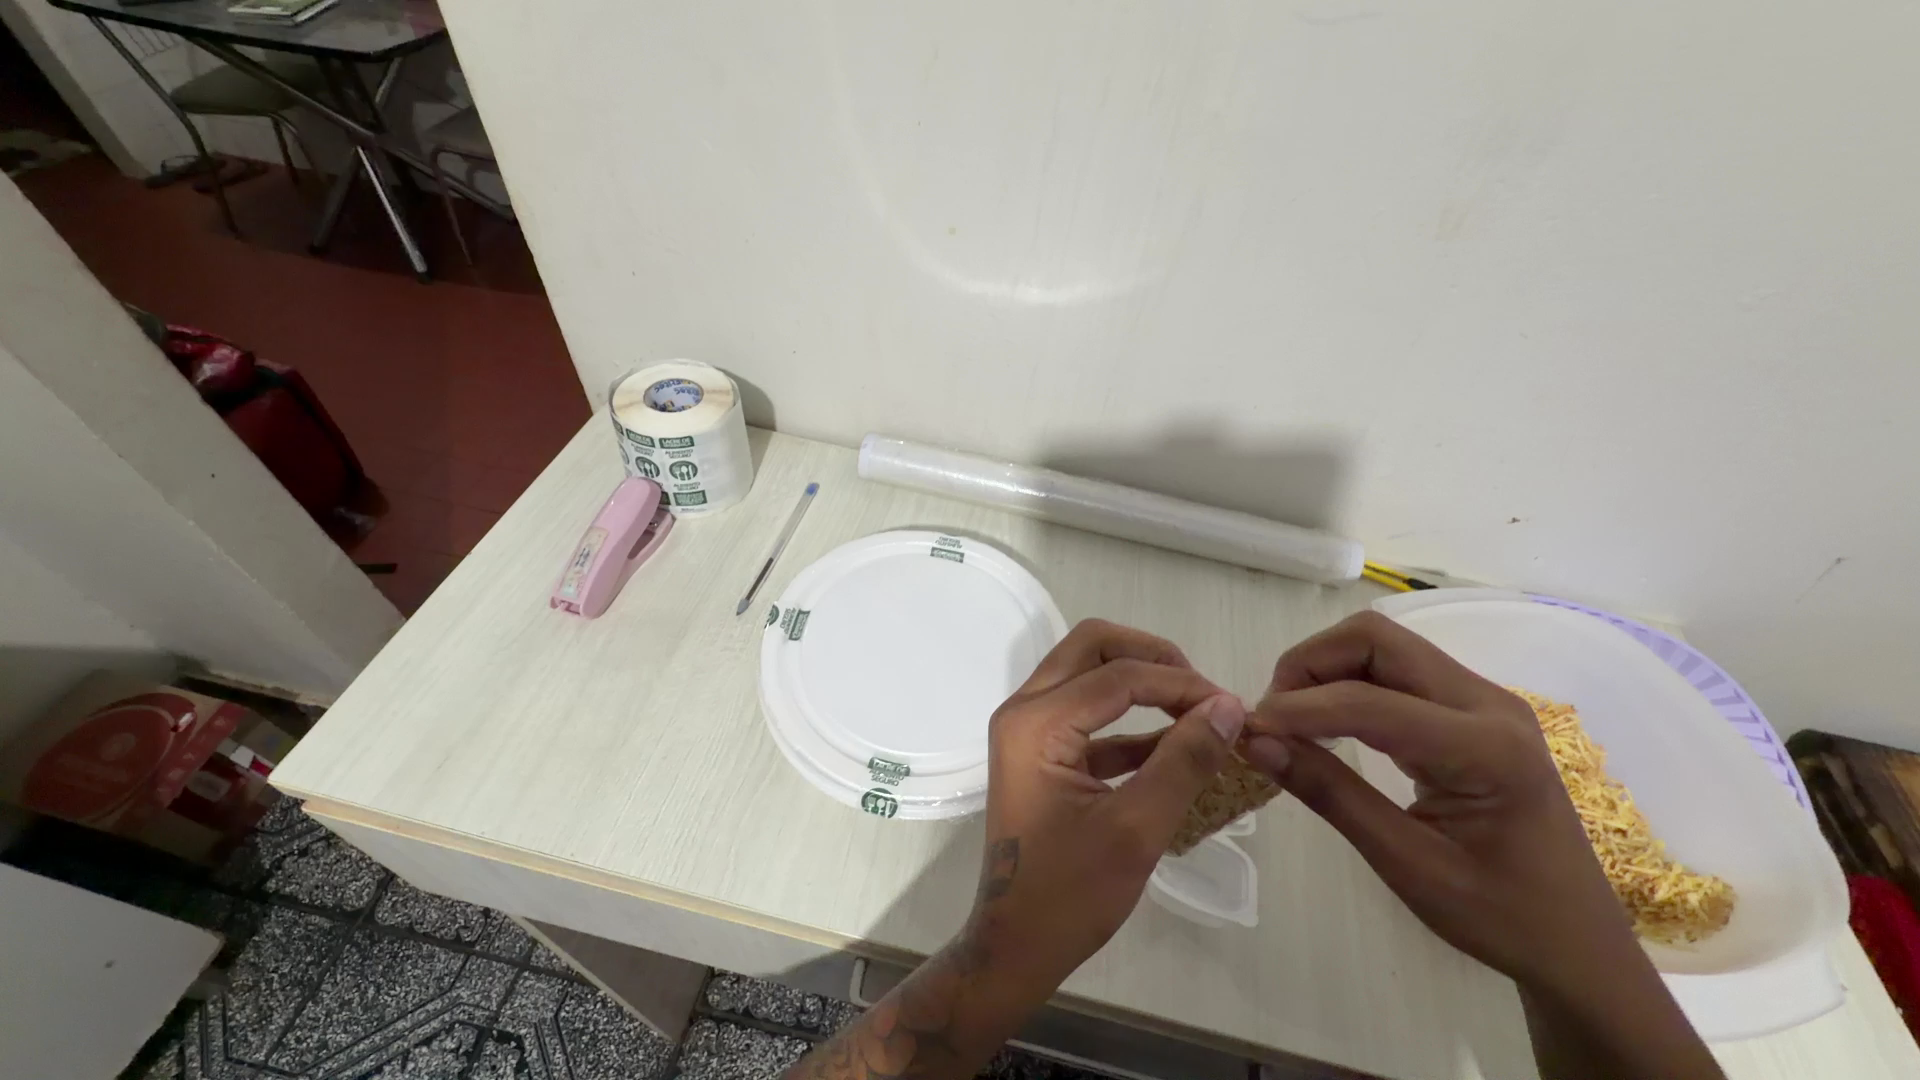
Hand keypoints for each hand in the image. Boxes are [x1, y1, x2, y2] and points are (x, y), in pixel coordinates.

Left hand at [784, 619, 1243, 1079]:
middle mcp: (1024, 711)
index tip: (1233, 707)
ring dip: (1142, 684)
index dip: (1181, 684)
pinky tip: (1178, 745)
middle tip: (1203, 692)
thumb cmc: (1070, 895)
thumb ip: (1183, 761)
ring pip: (1089, 674)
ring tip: (1200, 714)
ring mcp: (1028, 730)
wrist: (1015, 945)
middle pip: (1093, 648)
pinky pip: (1089, 716)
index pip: (1119, 675)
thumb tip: (1229, 707)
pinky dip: (1131, 722)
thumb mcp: (1136, 829)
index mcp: (1036, 722)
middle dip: (1153, 659)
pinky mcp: (1041, 752)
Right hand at [1242, 612, 1719, 1078]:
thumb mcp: (1406, 863)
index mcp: (1484, 748)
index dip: (1296, 709)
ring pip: (1382, 645)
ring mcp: (1483, 700)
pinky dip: (1347, 683)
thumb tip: (1255, 743)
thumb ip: (1330, 794)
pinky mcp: (1472, 709)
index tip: (1245, 732)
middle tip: (1273, 717)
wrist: (1578, 943)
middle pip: (1375, 638)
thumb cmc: (1500, 916)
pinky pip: (1396, 669)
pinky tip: (1328, 725)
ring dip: (1325, 669)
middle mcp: (1487, 703)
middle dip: (1308, 665)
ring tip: (1292, 722)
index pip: (1367, 701)